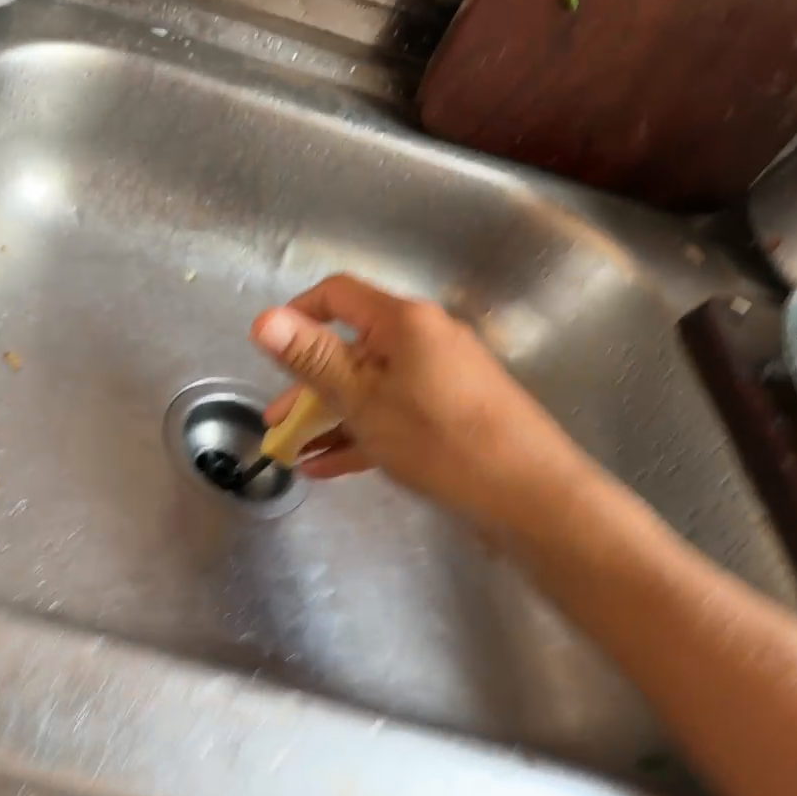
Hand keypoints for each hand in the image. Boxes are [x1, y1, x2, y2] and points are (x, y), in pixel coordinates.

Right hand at [251, 275, 595, 524]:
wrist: (533, 500)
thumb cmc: (441, 441)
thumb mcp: (363, 400)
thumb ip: (311, 358)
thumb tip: (263, 318)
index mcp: (403, 323)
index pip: (337, 296)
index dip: (298, 315)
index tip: (270, 351)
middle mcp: (423, 340)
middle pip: (350, 348)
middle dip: (306, 384)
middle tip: (276, 421)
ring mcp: (440, 379)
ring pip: (369, 387)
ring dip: (328, 415)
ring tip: (292, 450)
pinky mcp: (450, 414)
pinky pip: (392, 414)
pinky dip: (360, 433)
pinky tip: (326, 466)